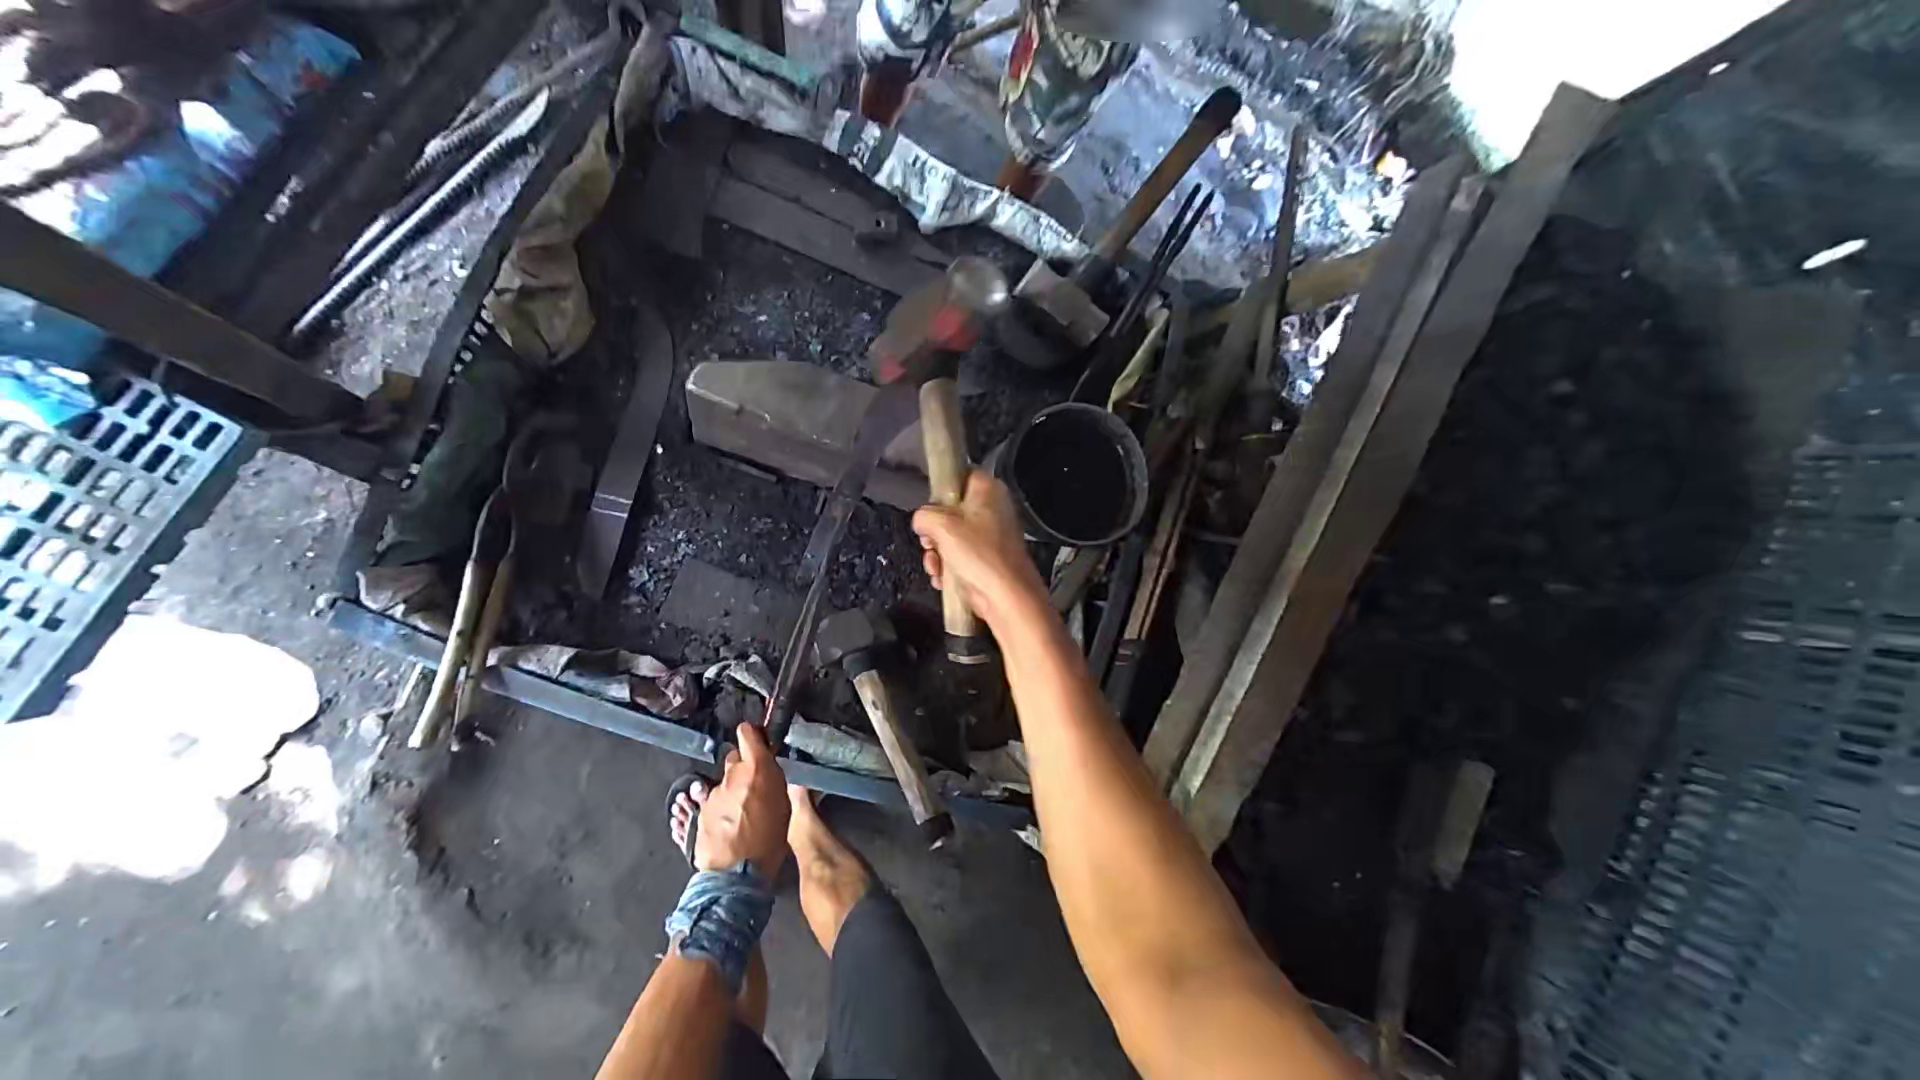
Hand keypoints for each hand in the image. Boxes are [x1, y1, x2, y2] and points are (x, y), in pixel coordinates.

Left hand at [694, 723, 790, 876]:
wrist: (737, 874)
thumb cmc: (769, 840)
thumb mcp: (784, 805)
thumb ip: (773, 780)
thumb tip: (768, 770)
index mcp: (757, 769)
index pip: (747, 733)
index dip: (751, 734)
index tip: (755, 739)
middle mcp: (732, 775)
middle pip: (735, 759)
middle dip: (742, 769)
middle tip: (752, 788)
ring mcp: (713, 793)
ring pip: (723, 783)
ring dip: (731, 792)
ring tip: (740, 815)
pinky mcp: (700, 811)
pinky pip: (713, 802)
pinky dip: (720, 810)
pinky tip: (728, 827)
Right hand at [911, 470, 1047, 627]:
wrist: (1007, 597)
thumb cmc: (979, 554)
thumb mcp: (941, 525)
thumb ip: (923, 515)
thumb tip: (922, 522)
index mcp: (987, 489)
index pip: (958, 476)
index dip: (940, 492)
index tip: (930, 510)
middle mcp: (992, 508)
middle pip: (950, 511)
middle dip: (934, 532)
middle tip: (930, 544)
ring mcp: (992, 535)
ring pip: (951, 537)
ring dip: (937, 554)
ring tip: (937, 568)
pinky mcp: (989, 559)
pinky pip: (960, 557)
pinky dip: (949, 568)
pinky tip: (944, 580)